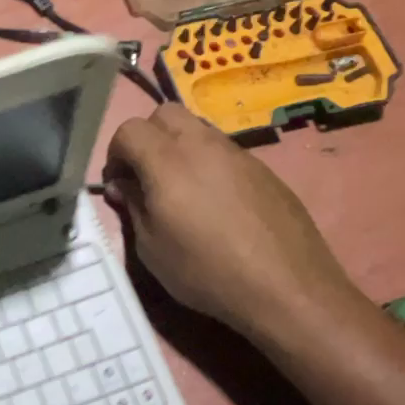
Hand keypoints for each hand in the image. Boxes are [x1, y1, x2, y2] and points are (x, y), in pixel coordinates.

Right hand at [105, 104, 365, 339]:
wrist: (289, 290)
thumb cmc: (208, 272)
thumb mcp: (152, 248)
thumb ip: (132, 206)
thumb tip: (124, 185)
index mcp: (166, 160)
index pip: (129, 130)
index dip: (116, 153)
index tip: (119, 183)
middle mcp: (201, 144)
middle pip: (165, 114)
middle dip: (148, 136)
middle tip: (148, 174)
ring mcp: (237, 153)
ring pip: (198, 129)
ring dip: (180, 147)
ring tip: (183, 189)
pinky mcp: (264, 169)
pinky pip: (225, 152)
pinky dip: (211, 164)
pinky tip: (219, 204)